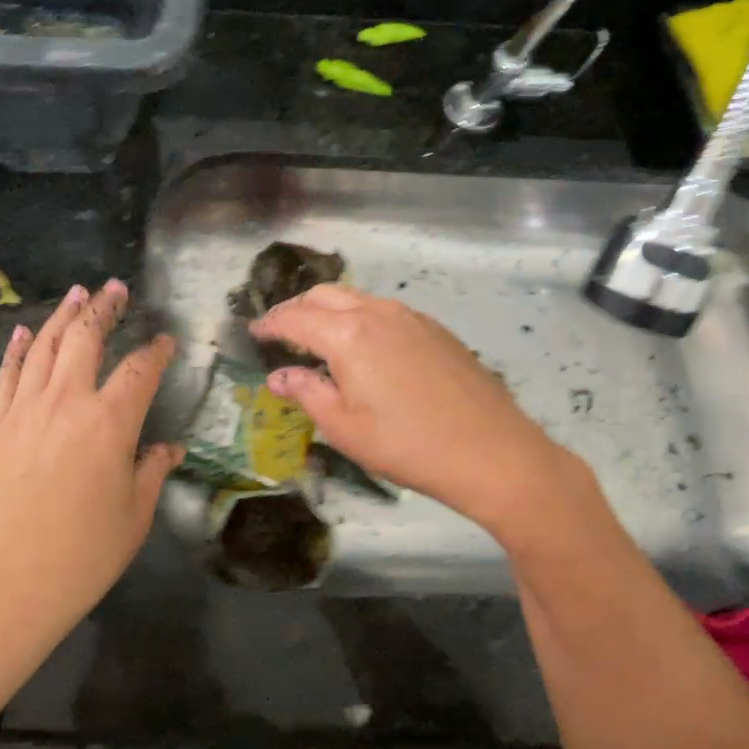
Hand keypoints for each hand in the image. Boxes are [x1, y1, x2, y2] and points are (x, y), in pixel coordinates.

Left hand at [0, 280, 182, 652]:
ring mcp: (24, 409)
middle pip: (85, 338)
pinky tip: (21, 331)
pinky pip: (6, 374)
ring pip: (43, 345)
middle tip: (115, 288)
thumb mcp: (132, 518)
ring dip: (62, 315)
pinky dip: (16, 347)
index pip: (139, 370)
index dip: (155, 352)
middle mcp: (66, 401)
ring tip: (77, 293)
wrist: (0, 585)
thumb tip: (167, 448)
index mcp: (109, 422)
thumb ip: (151, 472)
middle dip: (103, 308)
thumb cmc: (79, 558)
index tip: (165, 341)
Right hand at [250, 283, 582, 534]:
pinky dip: (359, 318)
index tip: (254, 333)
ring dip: (329, 310)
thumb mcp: (345, 428)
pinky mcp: (435, 329)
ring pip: (356, 299)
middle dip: (297, 308)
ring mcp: (411, 317)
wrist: (494, 453)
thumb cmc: (408, 446)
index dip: (270, 324)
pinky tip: (362, 347)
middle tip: (280, 331)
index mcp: (348, 335)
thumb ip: (306, 393)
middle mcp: (377, 313)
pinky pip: (384, 311)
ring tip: (317, 337)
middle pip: (324, 295)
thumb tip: (279, 376)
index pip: (295, 319)